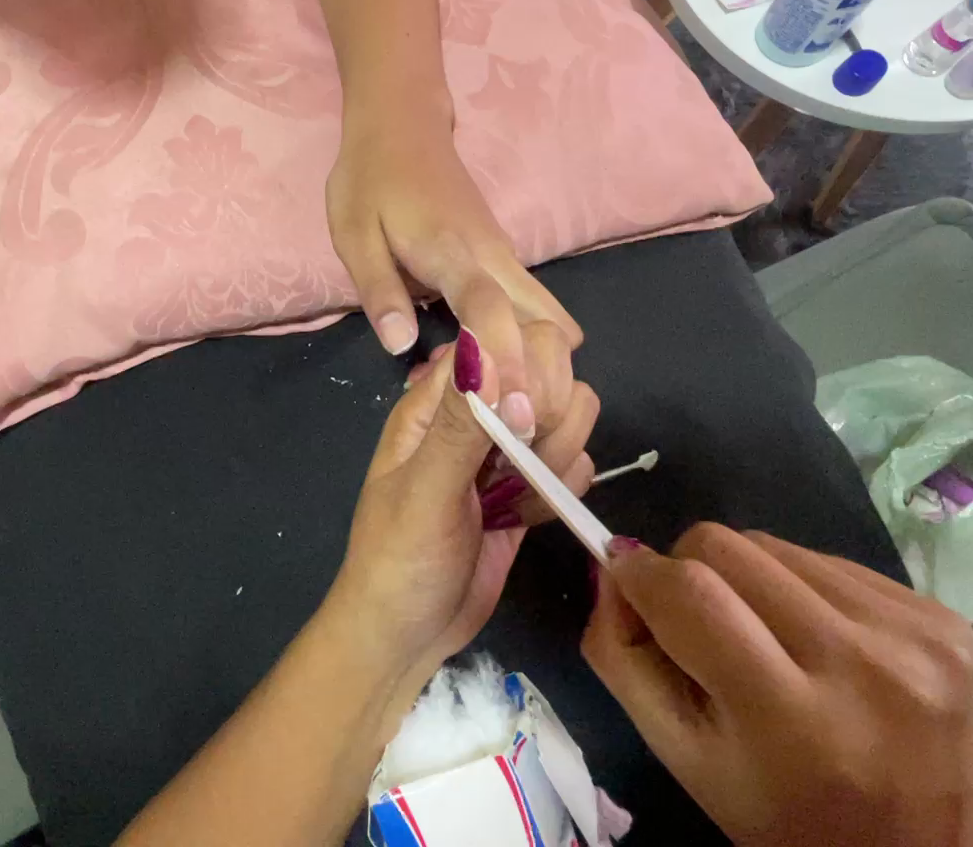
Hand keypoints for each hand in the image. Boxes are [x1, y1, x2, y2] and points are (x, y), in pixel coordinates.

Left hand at [328, 95, 581, 440]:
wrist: (403, 125)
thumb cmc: (371, 180)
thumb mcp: (354, 235)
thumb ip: (379, 291)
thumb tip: (401, 347)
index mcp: (451, 251)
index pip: (488, 308)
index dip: (500, 359)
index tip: (507, 410)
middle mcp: (495, 257)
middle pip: (543, 323)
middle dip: (541, 379)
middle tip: (522, 435)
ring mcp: (509, 258)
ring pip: (550, 319)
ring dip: (546, 367)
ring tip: (521, 420)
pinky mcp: (508, 262)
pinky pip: (537, 312)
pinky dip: (538, 348)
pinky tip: (515, 382)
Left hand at [330, 324, 595, 684]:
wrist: (406, 635)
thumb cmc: (399, 561)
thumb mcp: (423, 492)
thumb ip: (461, 426)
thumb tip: (487, 349)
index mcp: (436, 400)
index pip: (498, 338)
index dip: (524, 367)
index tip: (522, 420)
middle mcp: (474, 412)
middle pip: (546, 366)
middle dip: (550, 410)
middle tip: (522, 459)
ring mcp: (504, 449)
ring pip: (568, 411)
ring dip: (560, 450)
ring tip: (520, 496)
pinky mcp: (528, 487)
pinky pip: (572, 461)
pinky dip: (562, 486)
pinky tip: (526, 519)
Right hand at [582, 525, 972, 846]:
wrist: (927, 845)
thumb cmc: (779, 807)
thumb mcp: (677, 751)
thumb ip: (620, 651)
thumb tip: (613, 560)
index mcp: (791, 718)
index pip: (690, 592)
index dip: (641, 573)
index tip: (627, 579)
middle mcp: (862, 665)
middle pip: (726, 545)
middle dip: (690, 569)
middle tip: (701, 622)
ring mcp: (911, 634)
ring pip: (770, 542)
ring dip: (745, 576)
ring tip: (765, 636)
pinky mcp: (940, 614)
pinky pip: (822, 556)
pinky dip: (796, 584)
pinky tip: (815, 638)